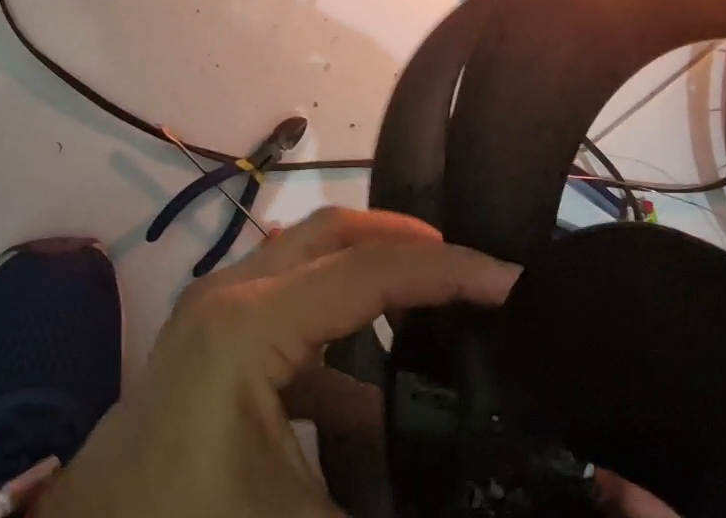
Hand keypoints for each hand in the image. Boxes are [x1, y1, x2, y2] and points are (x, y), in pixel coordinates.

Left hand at [33, 207, 520, 517]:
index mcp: (251, 324)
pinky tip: (380, 397)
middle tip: (477, 274)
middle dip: (410, 242)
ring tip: (442, 313)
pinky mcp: (212, 341)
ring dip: (376, 278)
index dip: (450, 272)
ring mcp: (216, 312)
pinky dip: (342, 333)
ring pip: (311, 262)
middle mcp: (232, 295)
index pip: (370, 271)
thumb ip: (398, 496)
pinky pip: (290, 312)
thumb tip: (481, 493)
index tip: (513, 281)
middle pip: (336, 234)